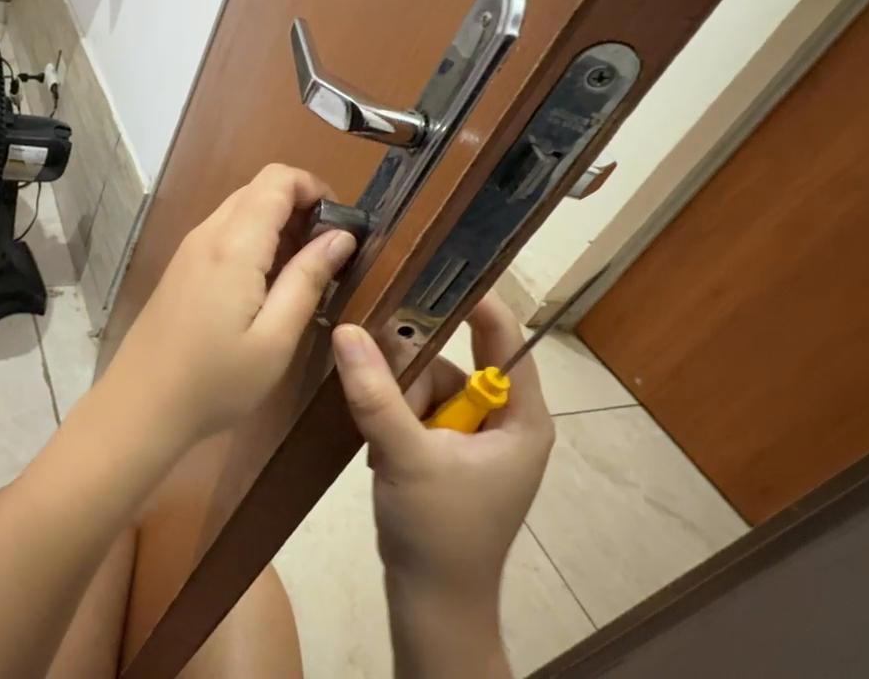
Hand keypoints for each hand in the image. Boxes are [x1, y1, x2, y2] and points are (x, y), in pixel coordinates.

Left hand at [105, 164, 356, 445]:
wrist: (140, 407)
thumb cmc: (215, 381)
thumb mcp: (275, 339)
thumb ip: (308, 280)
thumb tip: (341, 236)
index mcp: (233, 244)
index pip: (277, 179)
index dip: (316, 188)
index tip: (344, 227)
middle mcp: (207, 234)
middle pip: (258, 190)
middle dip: (301, 207)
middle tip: (330, 256)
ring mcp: (188, 250)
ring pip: (240, 211)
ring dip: (278, 227)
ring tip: (305, 275)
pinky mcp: (181, 268)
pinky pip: (224, 234)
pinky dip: (254, 243)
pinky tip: (268, 288)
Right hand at [331, 295, 553, 604]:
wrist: (431, 601)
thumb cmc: (439, 531)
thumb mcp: (406, 456)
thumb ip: (376, 392)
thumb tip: (348, 329)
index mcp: (521, 418)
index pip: (504, 339)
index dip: (473, 301)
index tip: (427, 266)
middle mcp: (503, 420)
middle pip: (453, 360)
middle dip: (412, 368)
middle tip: (378, 377)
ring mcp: (473, 438)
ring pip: (426, 384)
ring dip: (395, 396)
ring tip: (378, 433)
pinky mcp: (446, 453)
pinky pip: (415, 409)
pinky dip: (392, 415)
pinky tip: (377, 441)